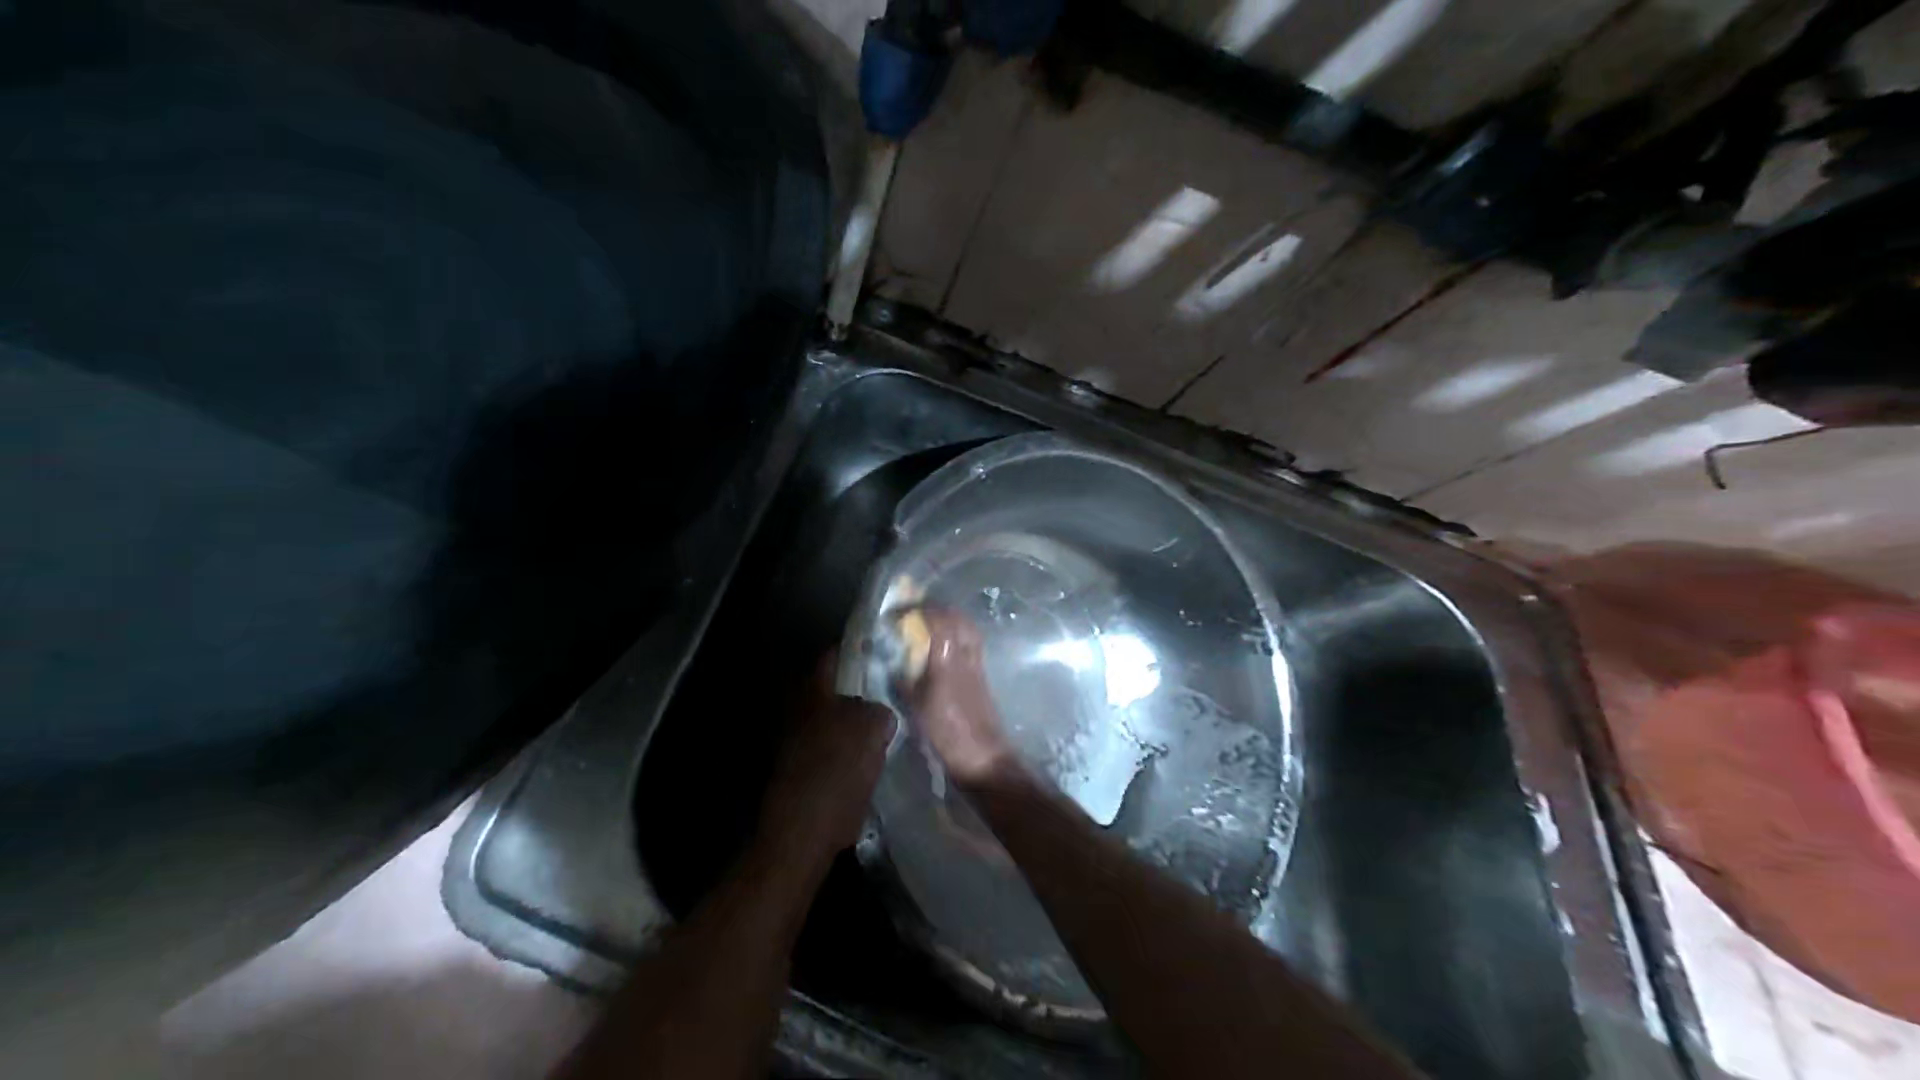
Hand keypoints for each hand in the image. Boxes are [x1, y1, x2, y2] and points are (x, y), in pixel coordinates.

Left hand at [757, 656, 893, 877]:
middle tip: (889, 693)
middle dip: (858, 691)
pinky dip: (848, 752)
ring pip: (832, 722)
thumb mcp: (870, 733)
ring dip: (854, 724)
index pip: (832, 659)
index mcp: (815, 697)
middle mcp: (801, 714)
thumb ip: (878, 713)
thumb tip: (880, 714)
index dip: (854, 651)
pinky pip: (831, 751)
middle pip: (832, 692)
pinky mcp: (801, 773)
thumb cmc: (836, 776)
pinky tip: (870, 762)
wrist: (801, 834)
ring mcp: (797, 744)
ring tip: (886, 730)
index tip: (879, 651)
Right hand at [909, 609, 1020, 786]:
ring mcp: (978, 665)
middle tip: (913, 614)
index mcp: (948, 660)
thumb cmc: (947, 734)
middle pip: (958, 618)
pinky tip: (941, 648)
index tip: (898, 612)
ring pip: (967, 629)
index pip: (938, 619)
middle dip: (935, 610)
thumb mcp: (916, 708)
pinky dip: (957, 636)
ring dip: (949, 621)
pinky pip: (971, 644)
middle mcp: (966, 656)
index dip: (918, 610)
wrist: (983, 759)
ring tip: (927, 626)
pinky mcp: (982, 677)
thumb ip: (902, 680)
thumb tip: (889, 662)